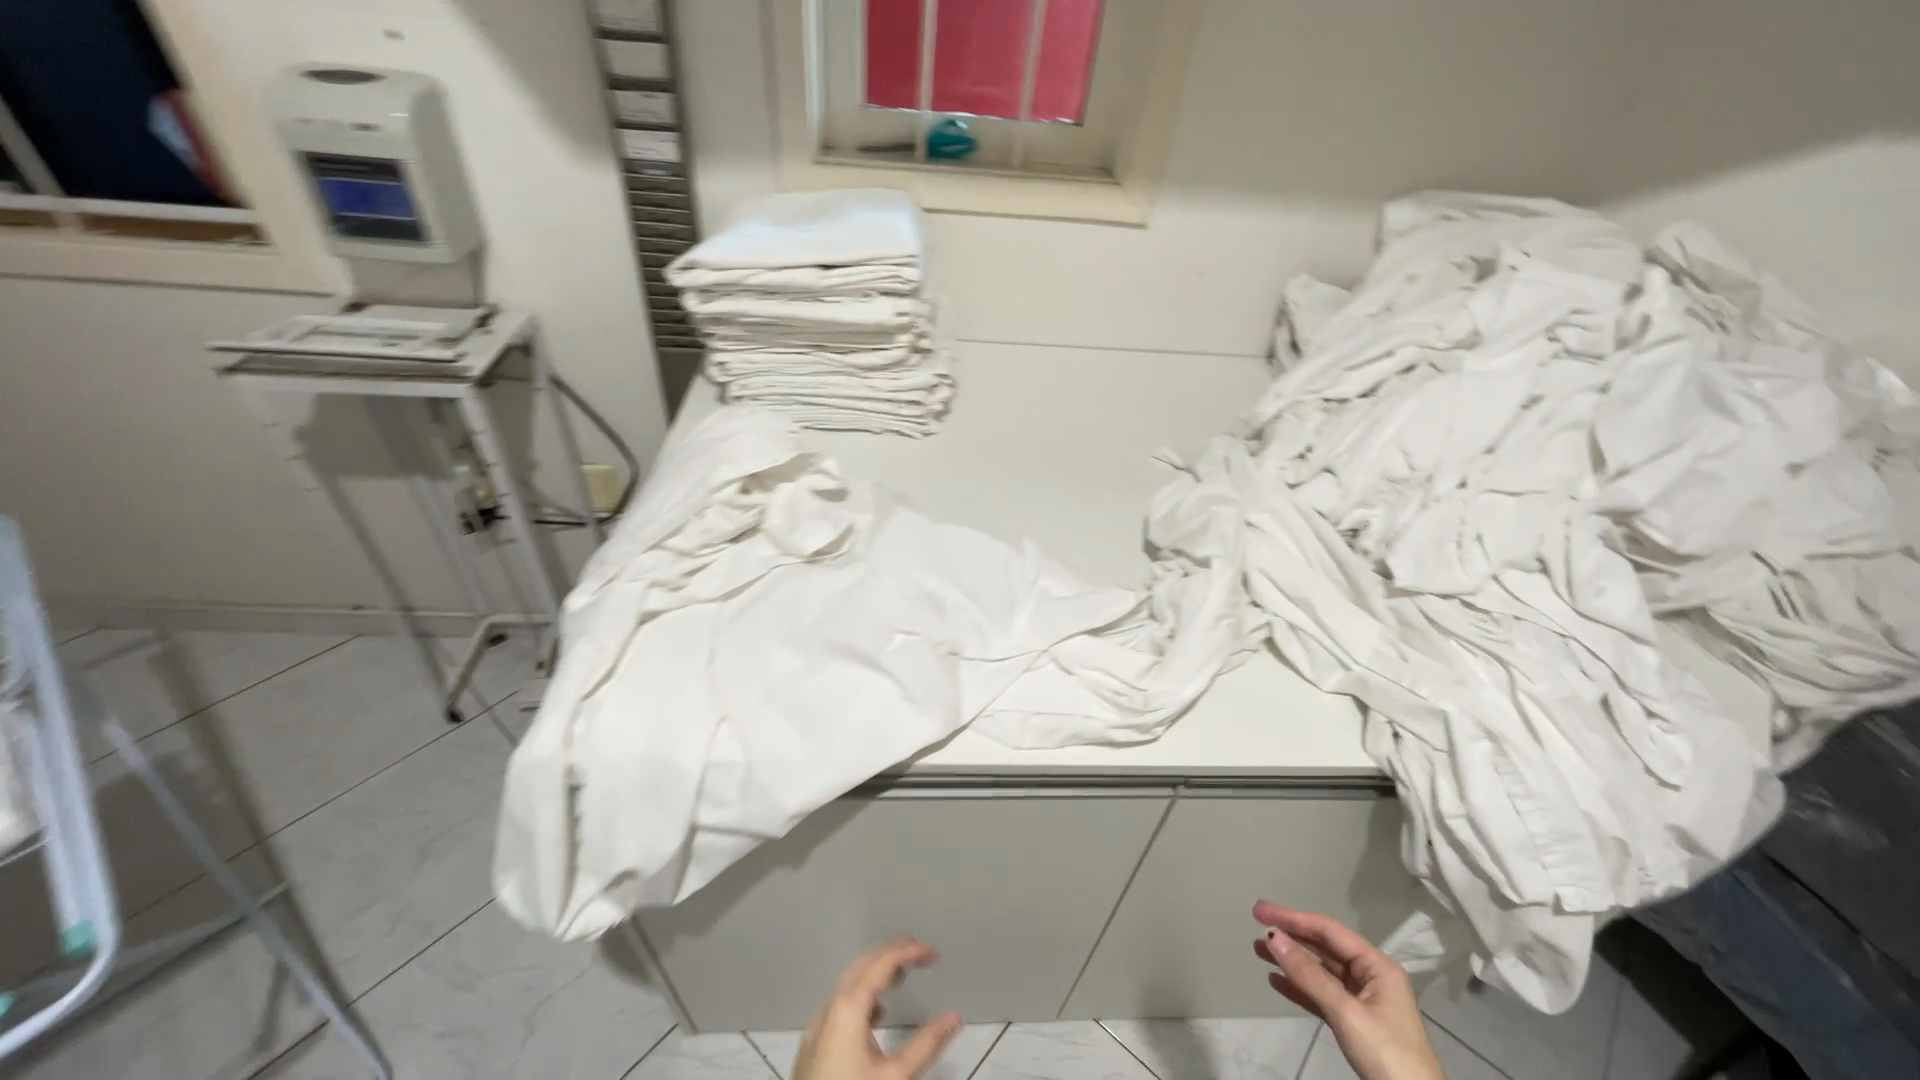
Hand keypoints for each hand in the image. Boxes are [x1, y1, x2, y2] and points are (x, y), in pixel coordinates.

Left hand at [792, 936, 963, 1079]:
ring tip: (902, 975)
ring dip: (875, 973)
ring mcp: (818, 1025)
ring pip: (848, 985)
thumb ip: (926, 1044)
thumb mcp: (895, 1076)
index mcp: (848, 1007)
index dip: (909, 952)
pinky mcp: (814, 1044)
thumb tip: (954, 1016)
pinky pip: (840, 1005)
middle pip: (861, 966)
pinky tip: (875, 1014)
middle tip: (918, 950)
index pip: (882, 964)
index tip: (933, 951)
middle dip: (890, 954)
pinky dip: (862, 995)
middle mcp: (830, 1008)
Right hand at [1254, 902, 1444, 1079]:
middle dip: (1290, 934)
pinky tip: (1276, 980)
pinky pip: (1321, 995)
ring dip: (1291, 960)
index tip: (1260, 910)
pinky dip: (1299, 987)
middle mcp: (1370, 976)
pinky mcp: (1354, 1021)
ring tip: (1257, 950)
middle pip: (1324, 947)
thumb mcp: (1346, 1013)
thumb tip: (1272, 937)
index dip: (1293, 918)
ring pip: (1320, 971)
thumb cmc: (1386, 1055)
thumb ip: (1309, 975)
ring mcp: (1363, 1000)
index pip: (1329, 931)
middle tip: (1255, 921)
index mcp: (1377, 966)